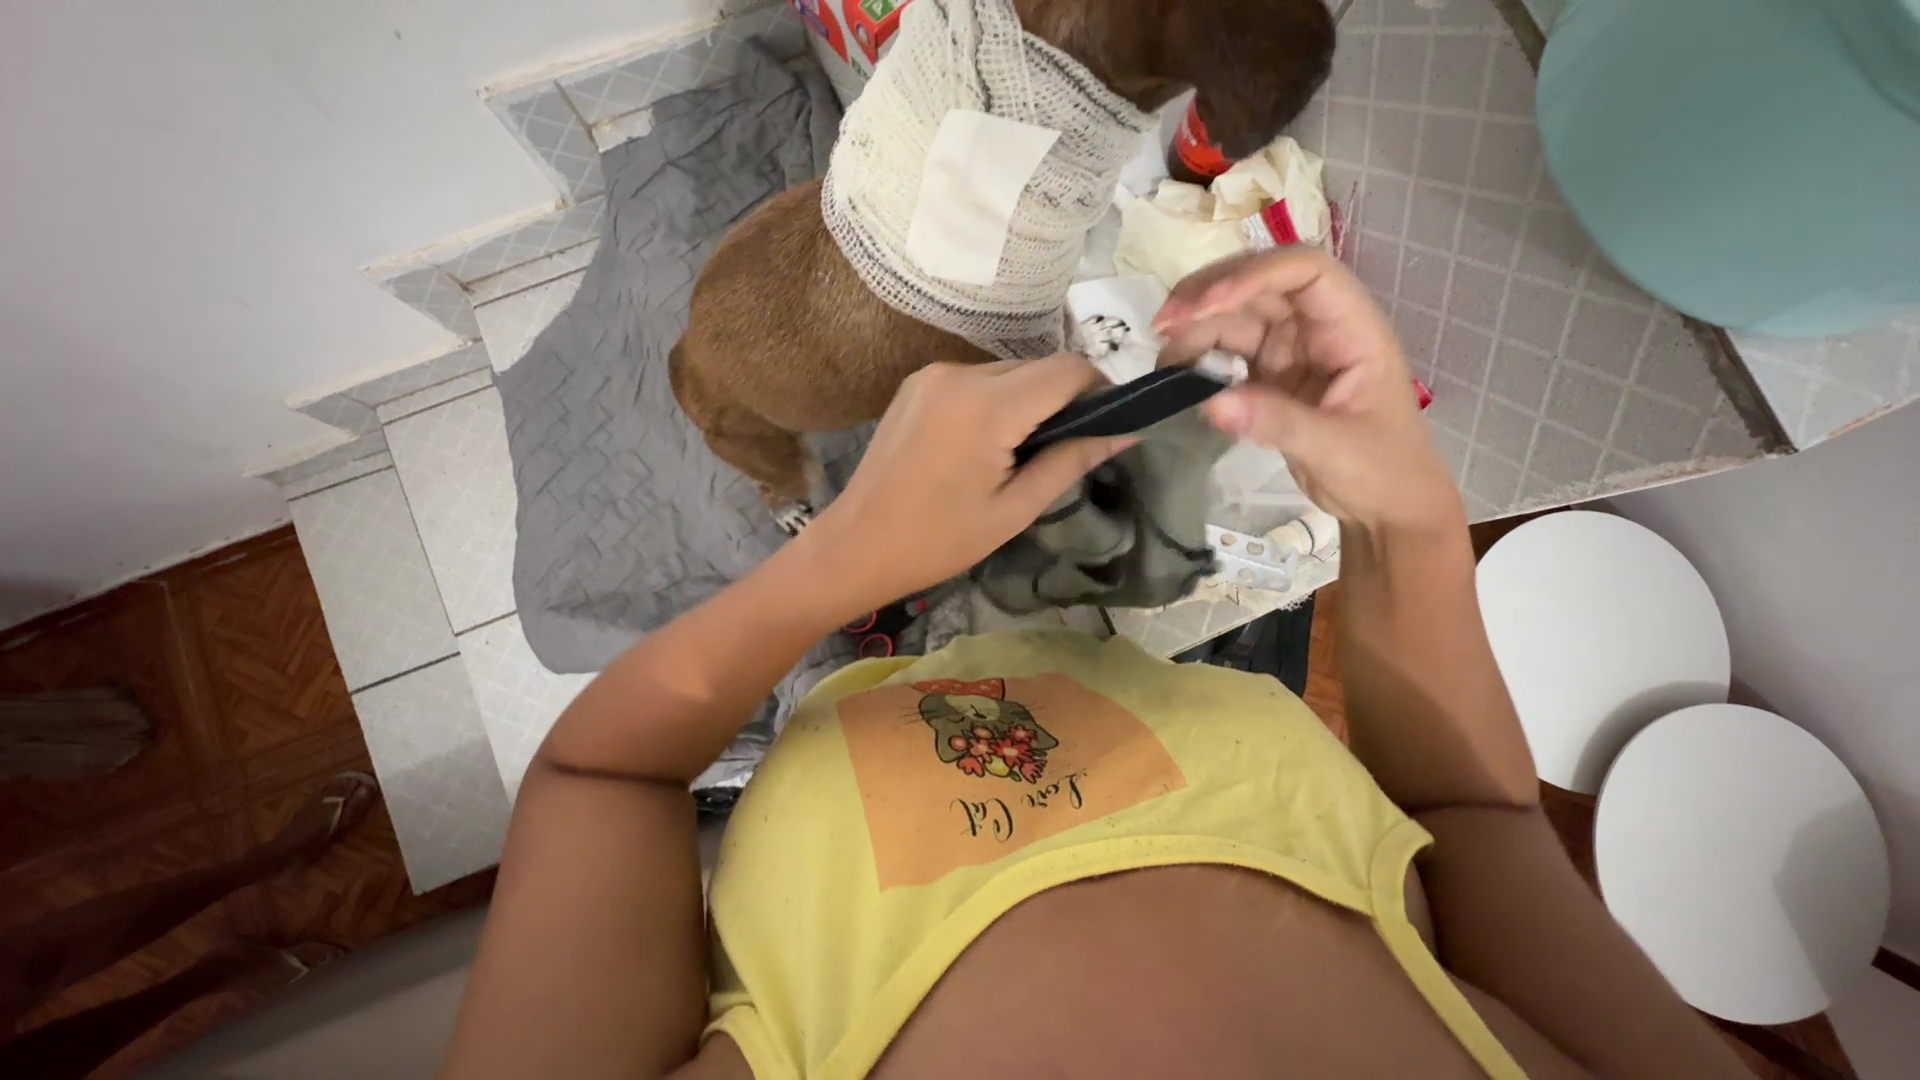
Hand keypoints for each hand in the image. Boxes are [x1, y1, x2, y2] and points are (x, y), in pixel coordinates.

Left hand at [798, 355, 1134, 610]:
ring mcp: (932, 374)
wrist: (857, 545)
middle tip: (1061, 453)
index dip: (1099, 391)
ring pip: (1008, 372)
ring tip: (1017, 456)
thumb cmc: (938, 540)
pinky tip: (984, 445)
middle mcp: (958, 373)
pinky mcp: (916, 383)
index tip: (1107, 426)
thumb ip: (1071, 461)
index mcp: (986, 406)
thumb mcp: (1015, 509)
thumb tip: (1128, 432)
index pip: (1068, 369)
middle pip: (1038, 367)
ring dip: (1027, 402)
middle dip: (1062, 401)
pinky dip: (995, 402)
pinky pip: (976, 380)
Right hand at [1155, 249, 1463, 535]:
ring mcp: (1291, 352)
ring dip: (1195, 329)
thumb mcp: (1335, 447)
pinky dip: (1199, 360)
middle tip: (1163, 323)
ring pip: (1237, 320)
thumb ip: (1276, 422)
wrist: (1386, 507)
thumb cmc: (1382, 472)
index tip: (1206, 305)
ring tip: (1162, 360)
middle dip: (1209, 295)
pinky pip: (1227, 356)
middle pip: (1260, 287)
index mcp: (1351, 328)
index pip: (1305, 272)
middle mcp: (1318, 329)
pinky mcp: (1268, 379)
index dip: (1254, 275)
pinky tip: (1175, 375)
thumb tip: (1211, 404)